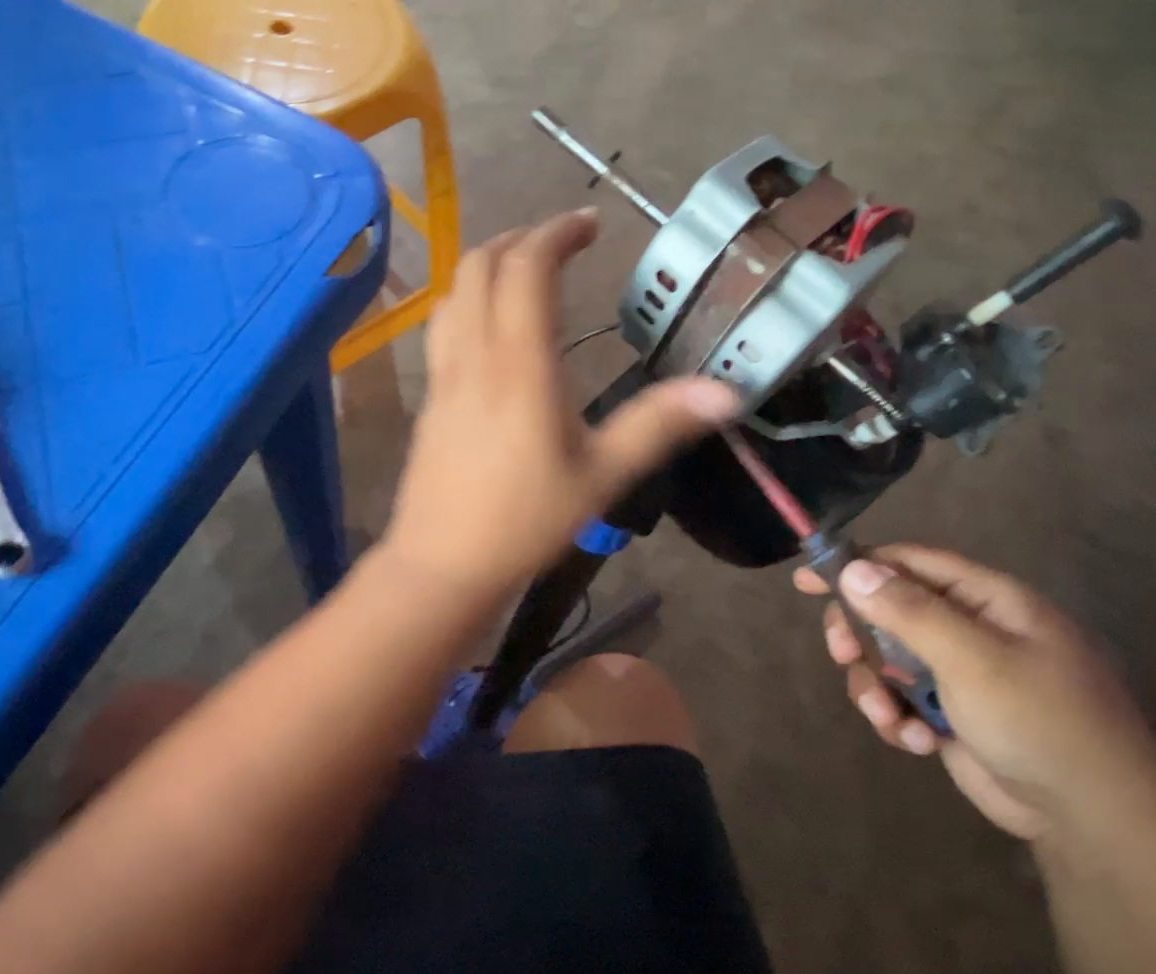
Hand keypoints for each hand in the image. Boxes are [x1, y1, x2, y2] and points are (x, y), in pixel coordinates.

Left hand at [382, 209, 740, 595]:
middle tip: (559, 246)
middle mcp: (474, 357)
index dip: (557, 233)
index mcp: (520, 364)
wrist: (444, 565)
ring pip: (452, 295)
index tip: (590, 226)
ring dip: (486, 268)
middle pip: (479, 265)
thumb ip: (659, 426)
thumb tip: (727, 392)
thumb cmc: (526, 523)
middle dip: (519, 240)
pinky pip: (442, 330)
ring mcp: (443, 378)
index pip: (527, 267)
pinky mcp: (428, 402)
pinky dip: (468, 304)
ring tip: (524, 278)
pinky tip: (491, 335)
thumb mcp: (602, 476)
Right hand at [794, 546, 1155, 840]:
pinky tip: (916, 742)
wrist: (1087, 814)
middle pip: (891, 612)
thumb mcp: (972, 660)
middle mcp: (974, 630)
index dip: (860, 565)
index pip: (913, 564)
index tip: (808, 580)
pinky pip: (901, 700)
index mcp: (991, 601)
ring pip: (888, 661)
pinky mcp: (951, 714)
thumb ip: (910, 611)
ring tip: (891, 718)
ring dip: (877, 689)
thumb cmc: (1039, 721)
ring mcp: (962, 675)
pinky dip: (897, 718)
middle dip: (862, 636)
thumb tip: (853, 568)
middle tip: (842, 655)